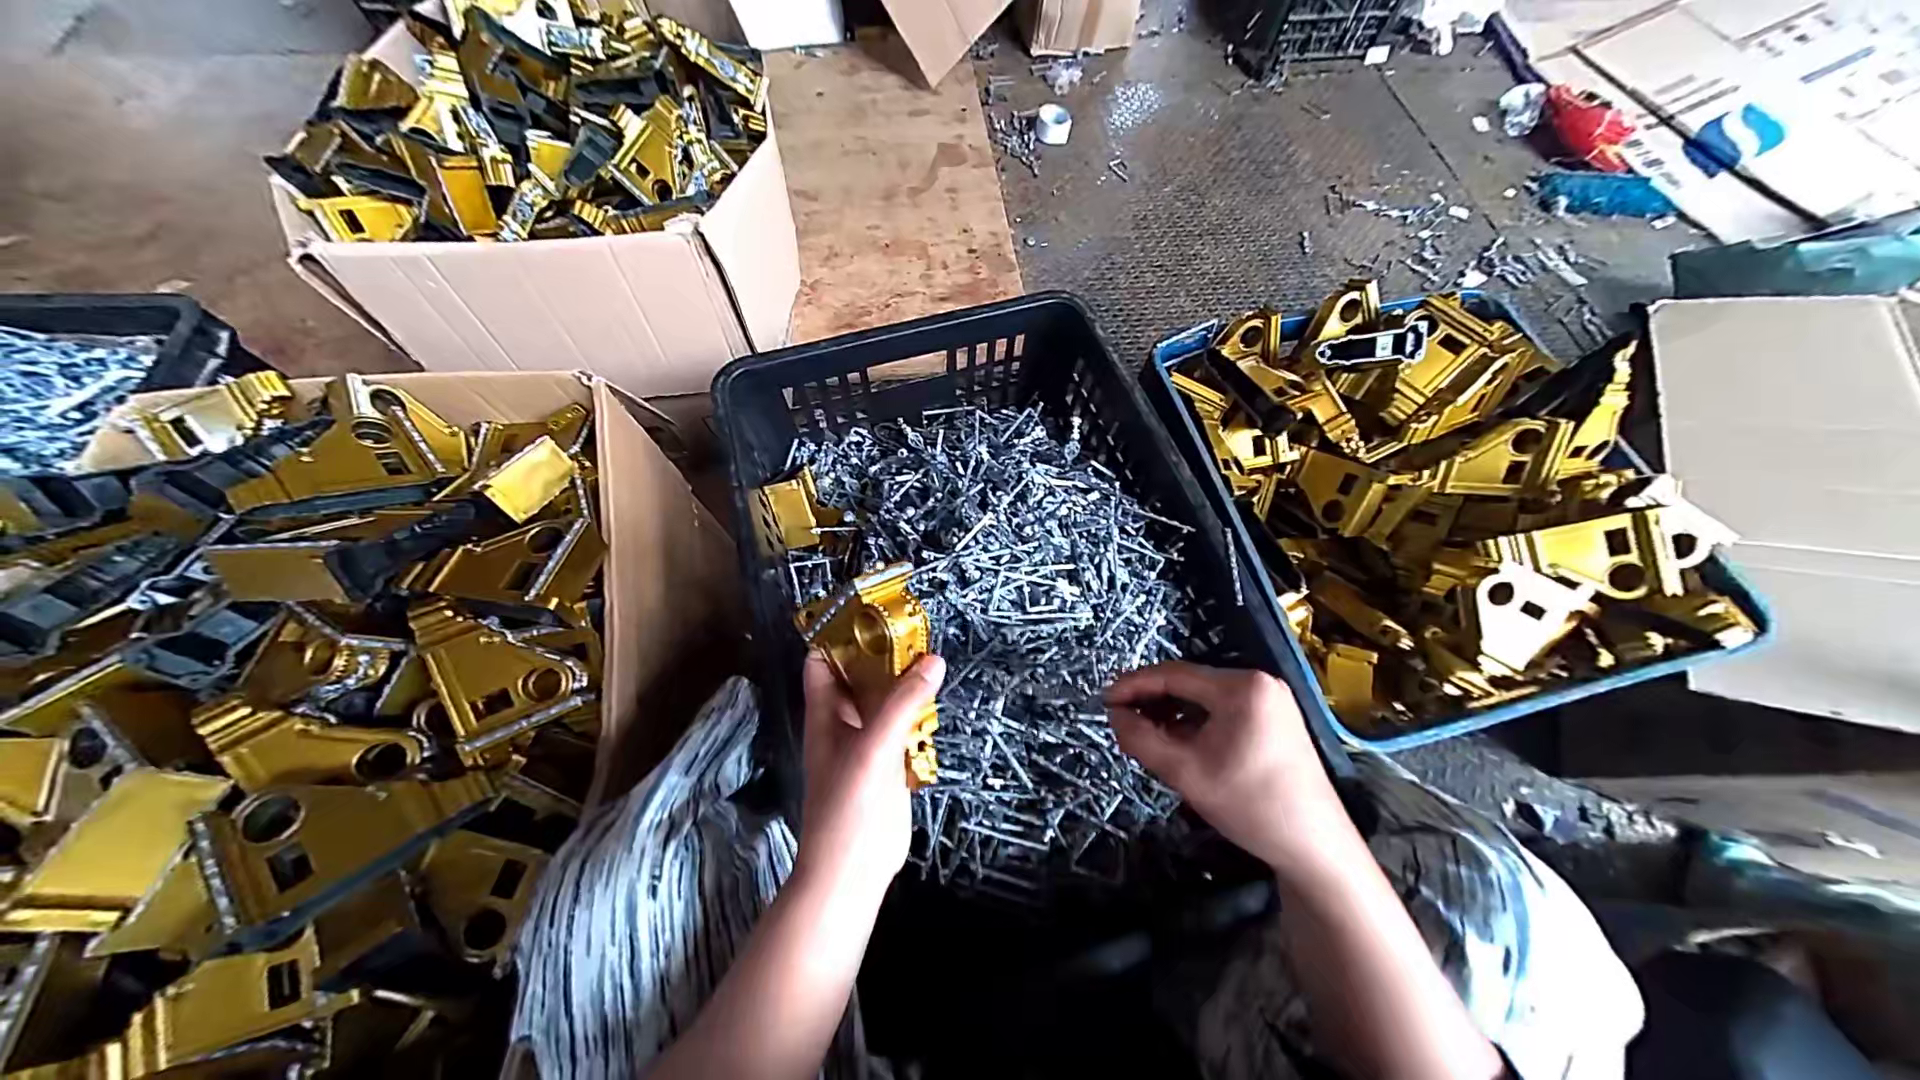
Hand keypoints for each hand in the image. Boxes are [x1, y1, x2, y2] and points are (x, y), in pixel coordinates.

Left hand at [797, 650, 945, 897]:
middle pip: (860, 677)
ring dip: (905, 683)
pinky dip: (918, 713)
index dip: (839, 635)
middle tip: (916, 629)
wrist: (853, 872)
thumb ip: (903, 704)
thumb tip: (933, 660)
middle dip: (883, 654)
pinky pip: (903, 728)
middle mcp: (844, 723)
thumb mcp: (874, 748)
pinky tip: (937, 701)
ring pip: (885, 702)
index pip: (823, 661)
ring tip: (933, 657)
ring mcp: (868, 744)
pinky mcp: (889, 764)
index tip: (873, 611)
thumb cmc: (849, 806)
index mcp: (826, 714)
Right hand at [1106, 661, 1345, 876]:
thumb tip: (1114, 715)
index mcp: (1241, 686)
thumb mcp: (1185, 772)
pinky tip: (1176, 743)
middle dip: (1151, 700)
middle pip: (1189, 683)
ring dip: (1171, 713)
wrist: (1315, 848)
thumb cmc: (1250, 805)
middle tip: (1120, 720)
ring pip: (1203, 698)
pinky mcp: (1274, 719)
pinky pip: (1222, 711)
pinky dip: (1194, 723)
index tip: (1104, 701)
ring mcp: (1270, 700)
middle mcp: (1258, 682)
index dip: (1133, 685)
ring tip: (1143, 734)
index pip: (1173, 674)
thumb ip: (1141, 739)